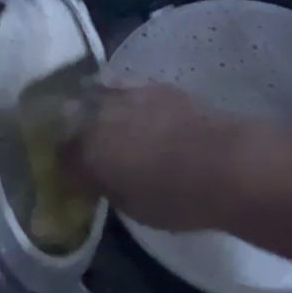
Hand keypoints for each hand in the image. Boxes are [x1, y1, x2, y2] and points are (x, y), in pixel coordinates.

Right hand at [61, 85, 245, 231]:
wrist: (229, 164)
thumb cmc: (179, 198)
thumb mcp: (133, 207)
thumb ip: (106, 188)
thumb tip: (95, 180)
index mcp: (87, 150)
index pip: (62, 158)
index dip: (64, 170)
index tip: (72, 181)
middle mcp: (97, 114)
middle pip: (70, 120)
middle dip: (71, 134)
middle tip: (81, 151)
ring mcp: (125, 94)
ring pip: (92, 95)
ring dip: (90, 109)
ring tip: (99, 123)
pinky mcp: (153, 85)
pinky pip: (122, 85)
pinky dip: (117, 95)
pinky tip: (125, 106)